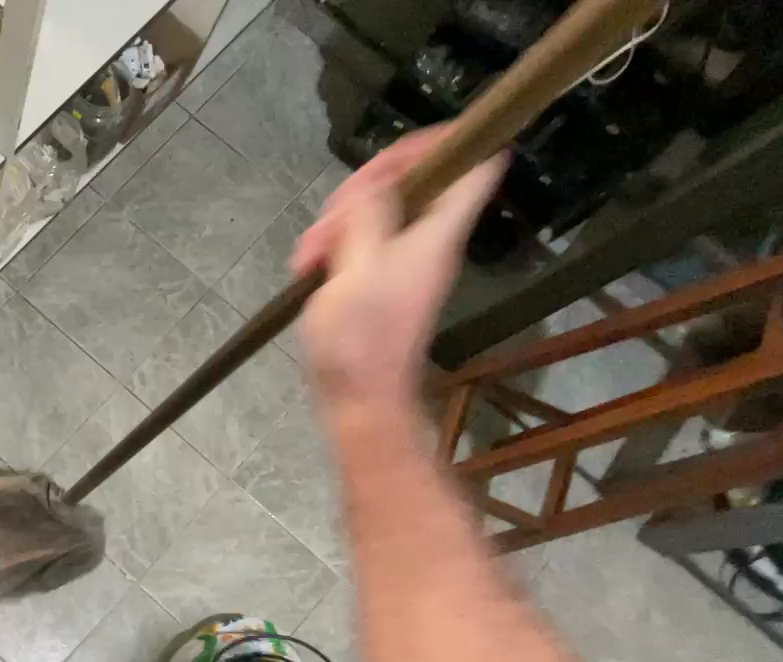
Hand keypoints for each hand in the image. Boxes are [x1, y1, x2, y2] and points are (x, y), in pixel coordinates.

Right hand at [290, 127, 505, 406]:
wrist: (359, 398)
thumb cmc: (360, 337)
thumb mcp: (358, 267)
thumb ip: (370, 215)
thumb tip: (375, 182)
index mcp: (437, 231)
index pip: (475, 161)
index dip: (444, 141)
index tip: (391, 153)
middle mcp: (427, 241)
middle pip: (410, 184)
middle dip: (360, 191)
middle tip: (327, 220)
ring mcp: (401, 264)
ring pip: (376, 215)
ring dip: (336, 225)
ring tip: (307, 256)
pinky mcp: (377, 283)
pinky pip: (359, 245)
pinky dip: (333, 248)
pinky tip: (308, 269)